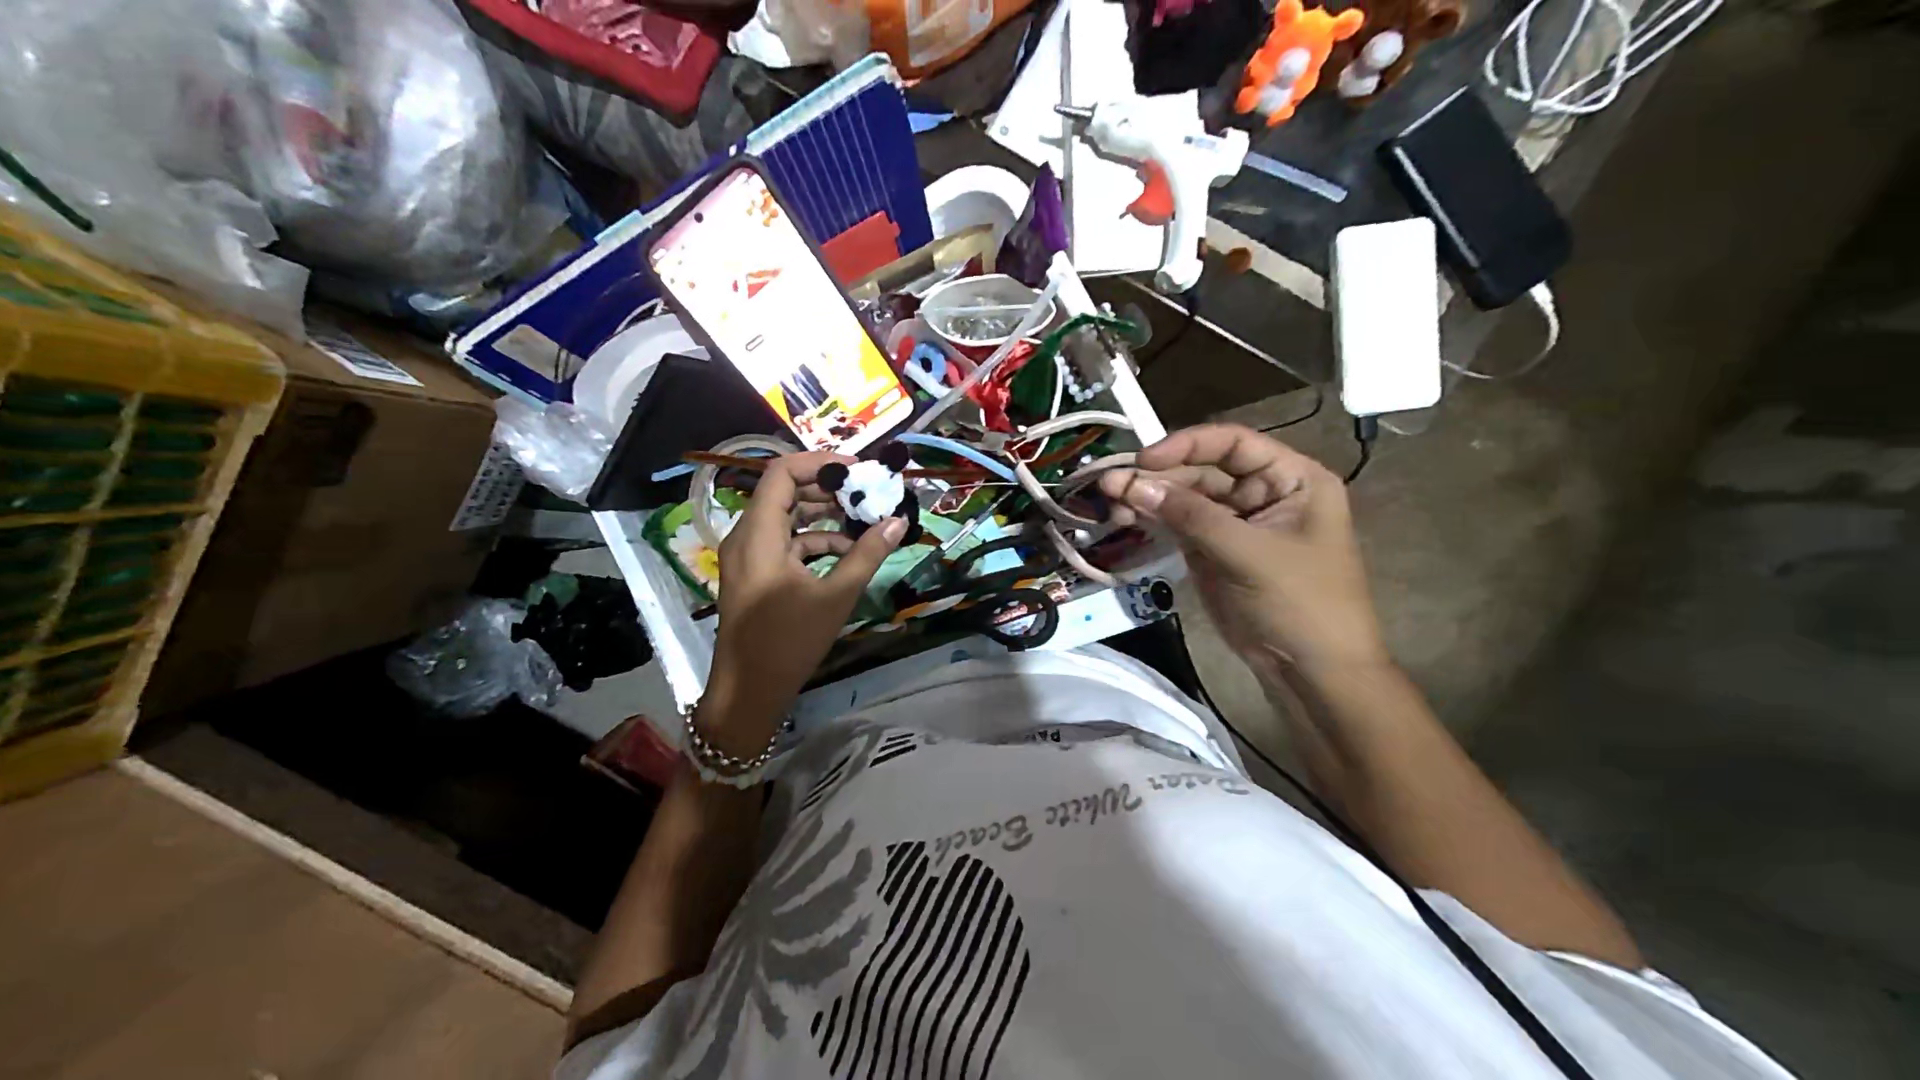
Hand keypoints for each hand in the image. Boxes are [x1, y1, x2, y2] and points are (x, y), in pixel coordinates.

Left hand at [700, 452, 905, 753]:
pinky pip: (783, 542)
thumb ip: (867, 554)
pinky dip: (812, 541)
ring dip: (822, 516)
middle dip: (827, 490)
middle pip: (784, 492)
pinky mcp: (753, 573)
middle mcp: (746, 536)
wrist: (748, 691)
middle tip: (867, 494)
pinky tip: (845, 553)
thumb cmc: (789, 641)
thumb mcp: (835, 596)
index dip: (819, 465)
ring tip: (863, 521)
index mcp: (758, 534)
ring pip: (785, 518)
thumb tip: (898, 521)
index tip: (857, 472)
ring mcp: (747, 556)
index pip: (781, 473)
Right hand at [1098, 424, 1386, 682]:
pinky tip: (1124, 519)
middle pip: (1202, 470)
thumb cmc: (1299, 602)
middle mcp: (1263, 492)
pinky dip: (1152, 521)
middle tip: (1110, 485)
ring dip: (1149, 498)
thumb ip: (1190, 516)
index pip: (1234, 443)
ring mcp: (1235, 523)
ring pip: (1184, 498)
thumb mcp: (1247, 553)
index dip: (1188, 445)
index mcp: (1292, 478)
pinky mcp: (1213, 551)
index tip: (1144, 459)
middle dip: (1158, 477)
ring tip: (1110, 503)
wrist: (1312, 672)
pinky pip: (1178, 526)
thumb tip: (1131, 484)